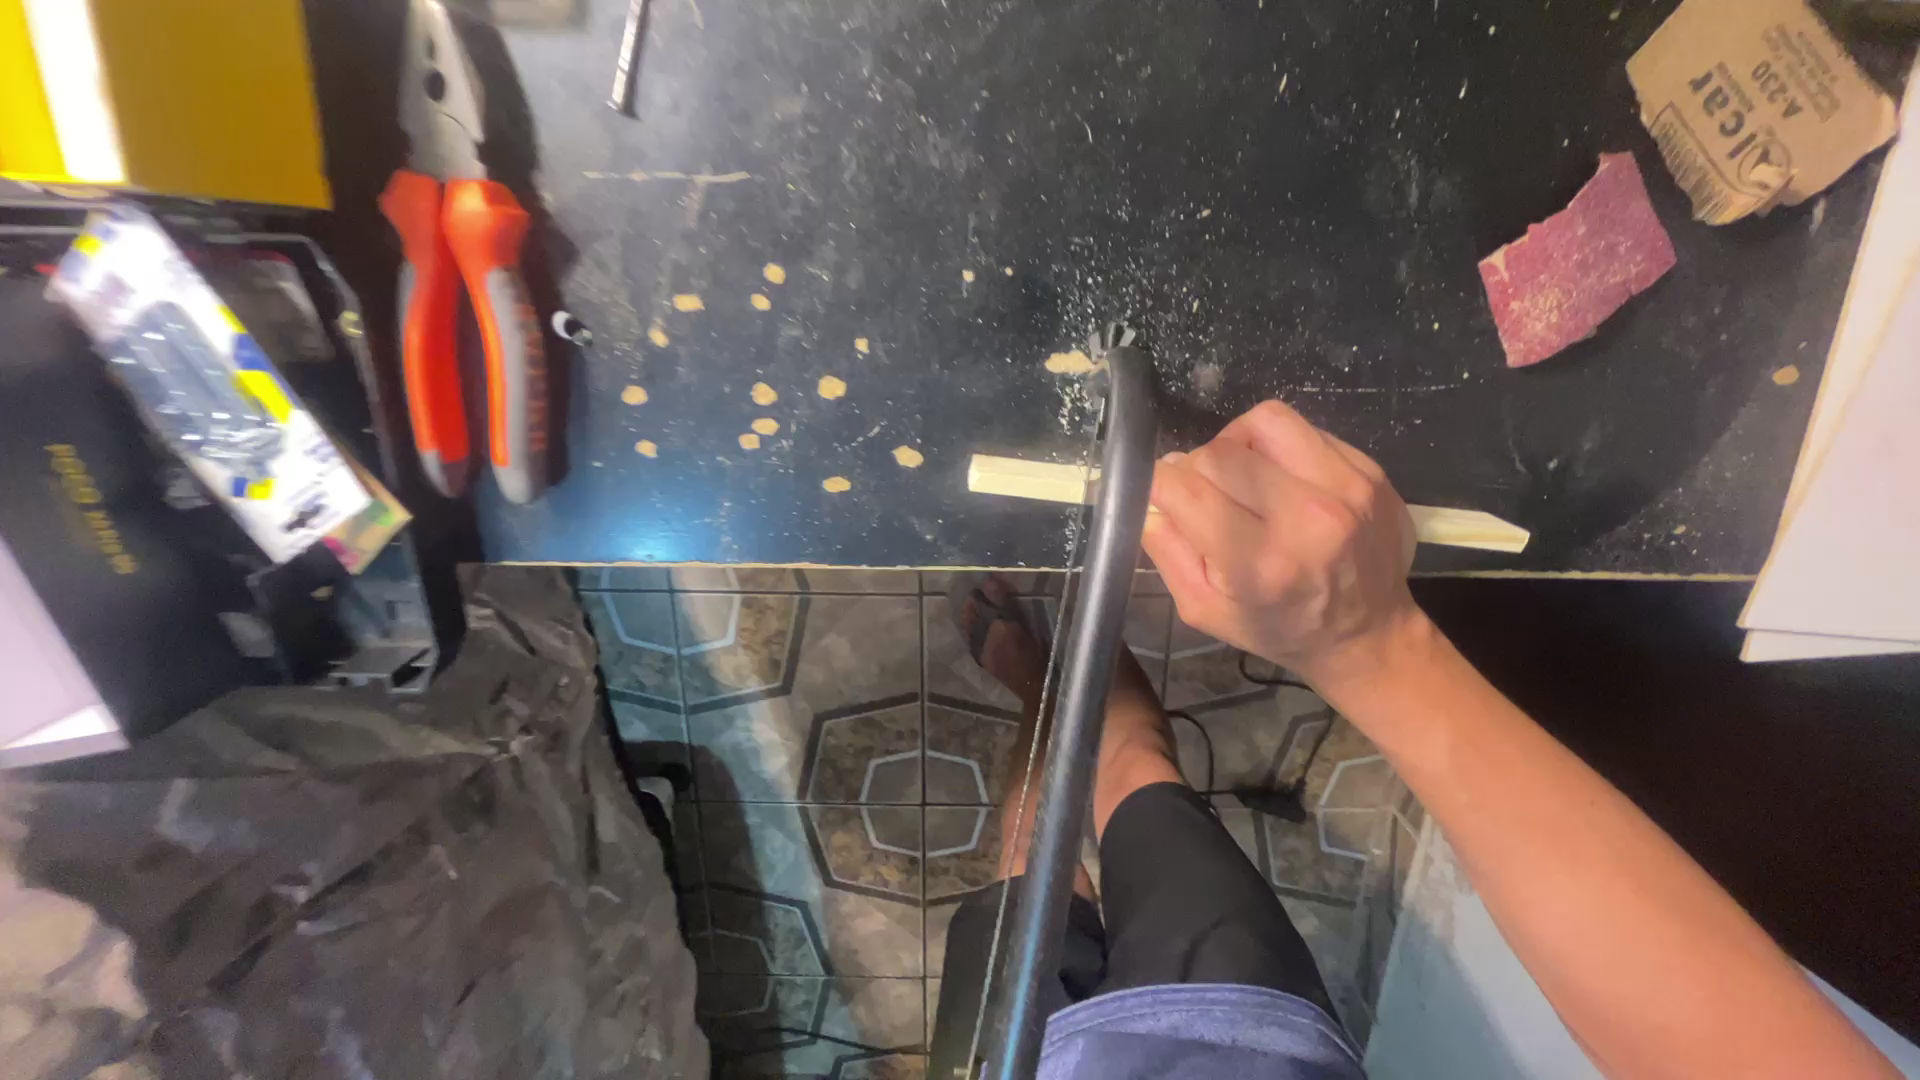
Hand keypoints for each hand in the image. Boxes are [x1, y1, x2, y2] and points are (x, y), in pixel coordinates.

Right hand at [1142, 399, 1422, 688]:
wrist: (1366, 633)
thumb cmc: (1276, 626)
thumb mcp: (1203, 608)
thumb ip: (1166, 551)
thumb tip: (1150, 496)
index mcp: (1258, 564)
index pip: (1186, 489)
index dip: (1159, 483)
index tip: (1159, 493)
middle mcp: (1305, 519)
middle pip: (1217, 453)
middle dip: (1196, 469)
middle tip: (1203, 495)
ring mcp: (1344, 488)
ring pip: (1262, 422)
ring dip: (1236, 443)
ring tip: (1241, 475)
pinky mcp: (1367, 469)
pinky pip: (1301, 428)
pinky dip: (1275, 447)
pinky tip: (1279, 478)